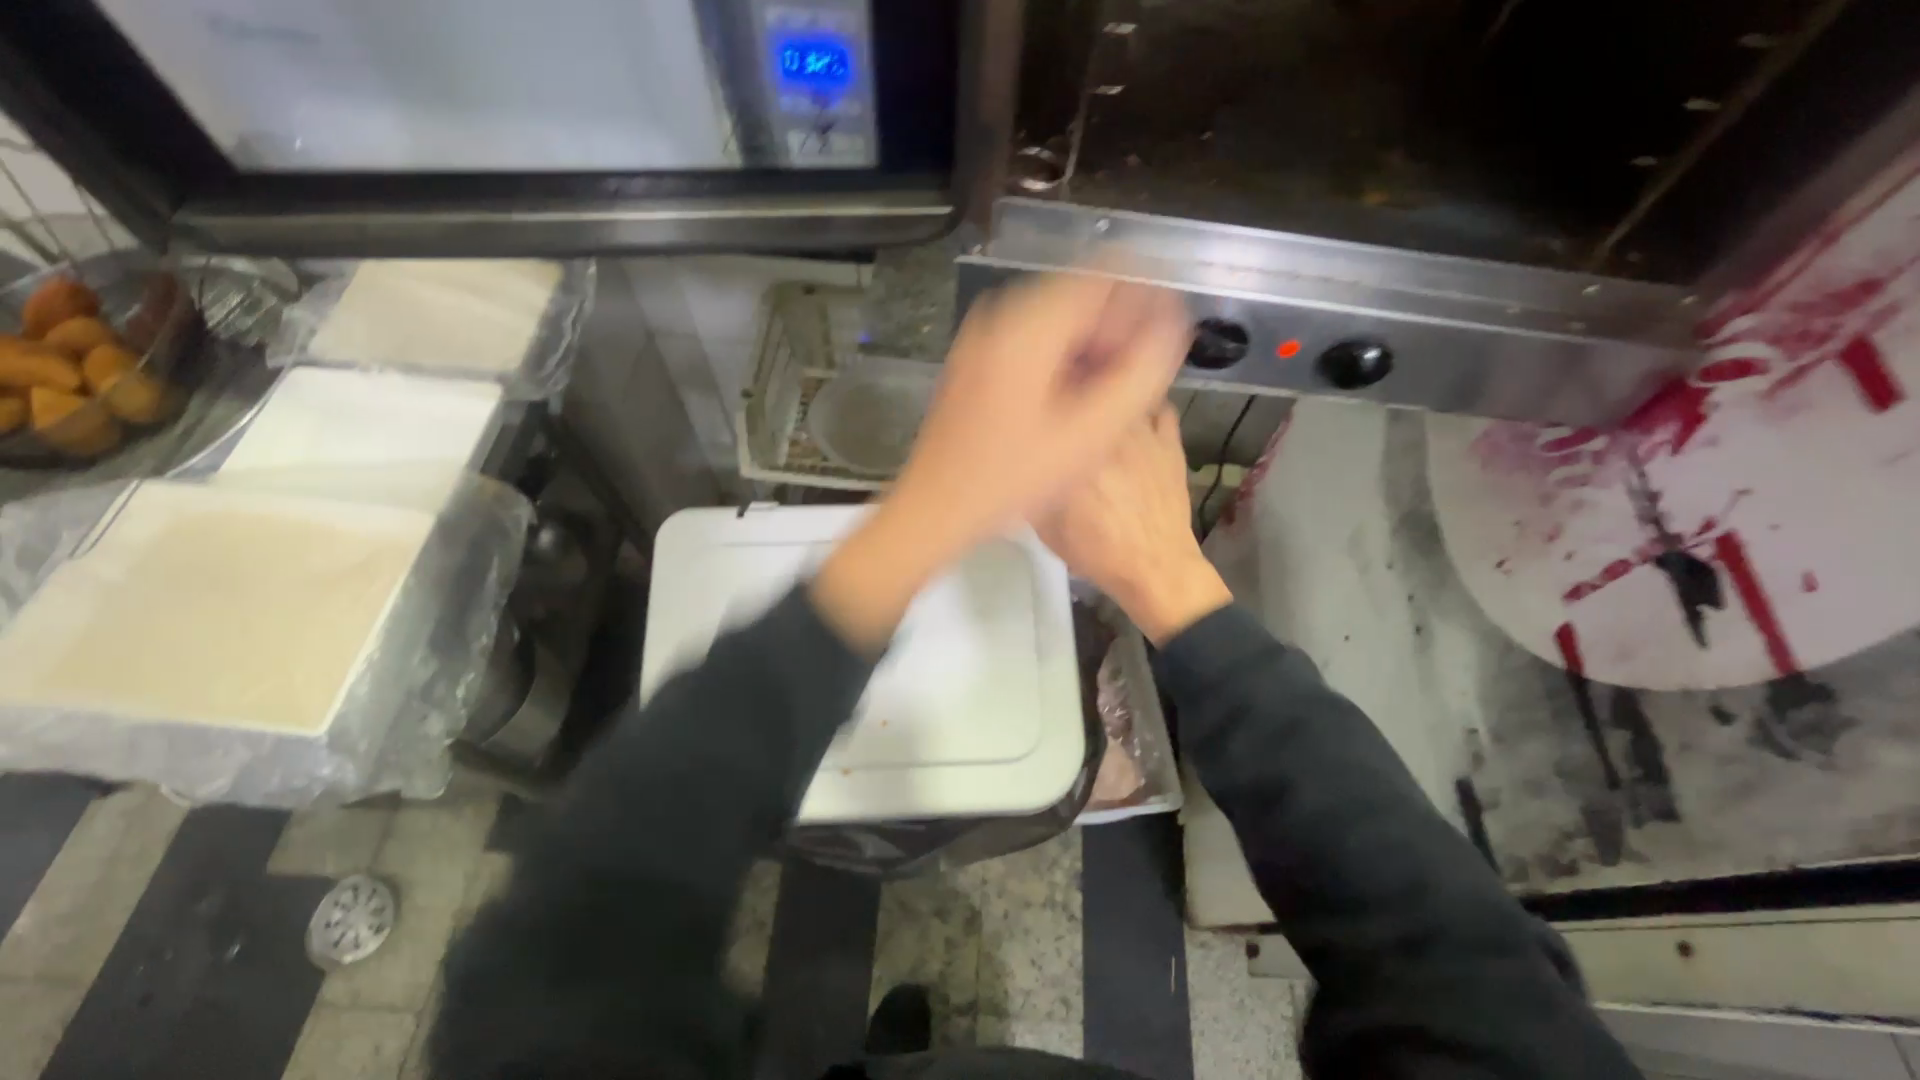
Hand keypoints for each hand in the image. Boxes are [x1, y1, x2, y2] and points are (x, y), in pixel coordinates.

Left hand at [813, 268, 1192, 651]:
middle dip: (1118, 329)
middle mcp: (1000, 316)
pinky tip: (1078, 404)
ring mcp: (982, 338)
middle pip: (1079, 297)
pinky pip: (1033, 345)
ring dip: (1092, 349)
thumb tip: (1171, 328)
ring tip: (1114, 396)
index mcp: (1026, 324)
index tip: (1164, 342)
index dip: (1144, 302)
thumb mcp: (1089, 434)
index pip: (1104, 276)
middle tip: (1140, 378)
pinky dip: (1063, 363)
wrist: (933, 511)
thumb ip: (1140, 375)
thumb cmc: (1010, 478)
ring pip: (1057, 322)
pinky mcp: (975, 363)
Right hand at [1034, 403, 1232, 644]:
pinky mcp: (1170, 438)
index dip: (1043, 407)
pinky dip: (1146, 410)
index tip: (1038, 417)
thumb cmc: (1095, 549)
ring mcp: (1142, 428)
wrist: (1153, 565)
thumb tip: (1026, 457)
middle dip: (1076, 397)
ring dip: (1110, 398)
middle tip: (1068, 416)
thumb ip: (1032, 481)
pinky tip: (1137, 426)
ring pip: (1122, 391)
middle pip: (1086, 388)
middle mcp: (1104, 425)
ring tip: (1102, 414)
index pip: (1049, 405)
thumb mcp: (1044, 524)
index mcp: (1069, 444)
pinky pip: (1158, 406)